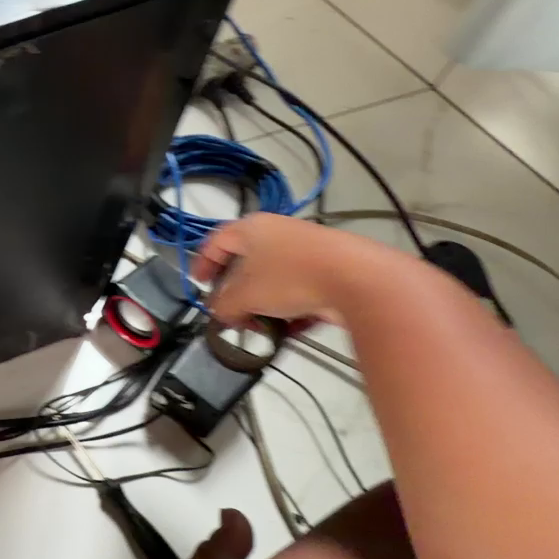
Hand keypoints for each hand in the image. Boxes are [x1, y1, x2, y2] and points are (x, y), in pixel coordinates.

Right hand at [194, 213, 406, 326]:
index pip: (216, 242)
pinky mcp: (332, 270)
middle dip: (236, 292)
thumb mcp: (246, 295)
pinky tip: (290, 330)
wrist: (360, 280)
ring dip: (264, 304)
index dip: (203, 263)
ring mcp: (308, 250)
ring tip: (262, 328)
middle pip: (247, 263)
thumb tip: (221, 314)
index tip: (198, 283)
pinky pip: (301, 289)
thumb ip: (224, 305)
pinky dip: (292, 308)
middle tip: (231, 313)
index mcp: (252, 228)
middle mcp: (278, 233)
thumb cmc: (291, 277)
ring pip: (275, 279)